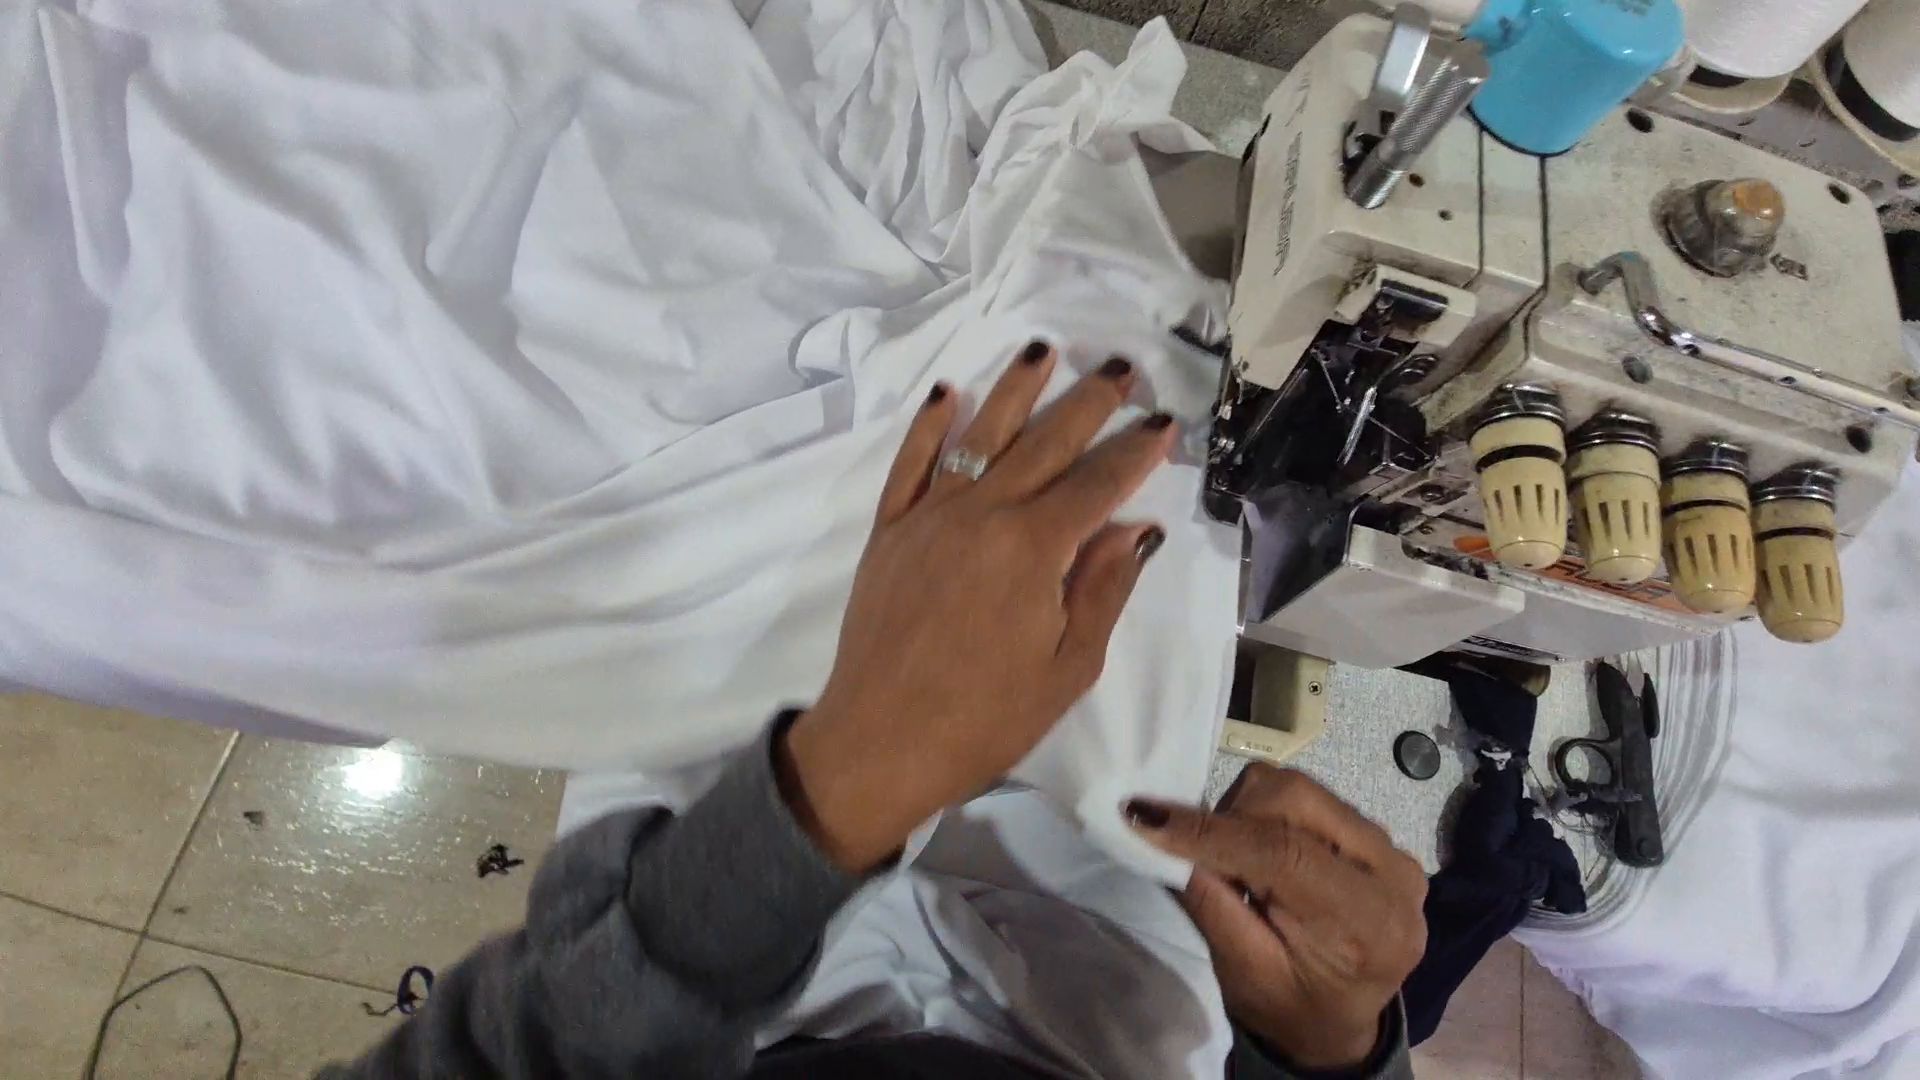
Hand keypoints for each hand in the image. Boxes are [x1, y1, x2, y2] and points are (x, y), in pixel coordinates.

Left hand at [780, 341, 1176, 872]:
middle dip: (1087, 403)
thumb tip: (1135, 528)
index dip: (1135, 452)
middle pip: (1045, 444)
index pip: (1097, 484)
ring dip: (1013, 389)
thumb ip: (1103, 590)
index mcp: (1033, 550)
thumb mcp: (1067, 668)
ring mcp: (928, 516)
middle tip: (1118, 367)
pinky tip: (946, 394)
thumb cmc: (985, 720)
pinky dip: (927, 426)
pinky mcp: (888, 530)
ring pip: (978, 435)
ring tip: (1041, 349)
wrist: (880, 742)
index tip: (1162, 422)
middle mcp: (982, 514)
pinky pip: (909, 463)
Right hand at [1126, 765, 1427, 1069]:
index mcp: (1368, 923)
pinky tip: (1265, 851)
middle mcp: (1393, 873)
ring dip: (1248, 811)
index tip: (1143, 817)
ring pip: (1296, 786)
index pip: (1282, 851)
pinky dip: (1268, 812)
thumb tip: (1159, 831)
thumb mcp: (1241, 970)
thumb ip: (1207, 899)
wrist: (1338, 1021)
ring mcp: (1390, 848)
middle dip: (1233, 815)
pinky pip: (1307, 796)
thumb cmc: (1288, 1005)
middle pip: (1293, 797)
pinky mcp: (1374, 835)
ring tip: (1240, 860)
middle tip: (1208, 856)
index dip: (1209, 830)